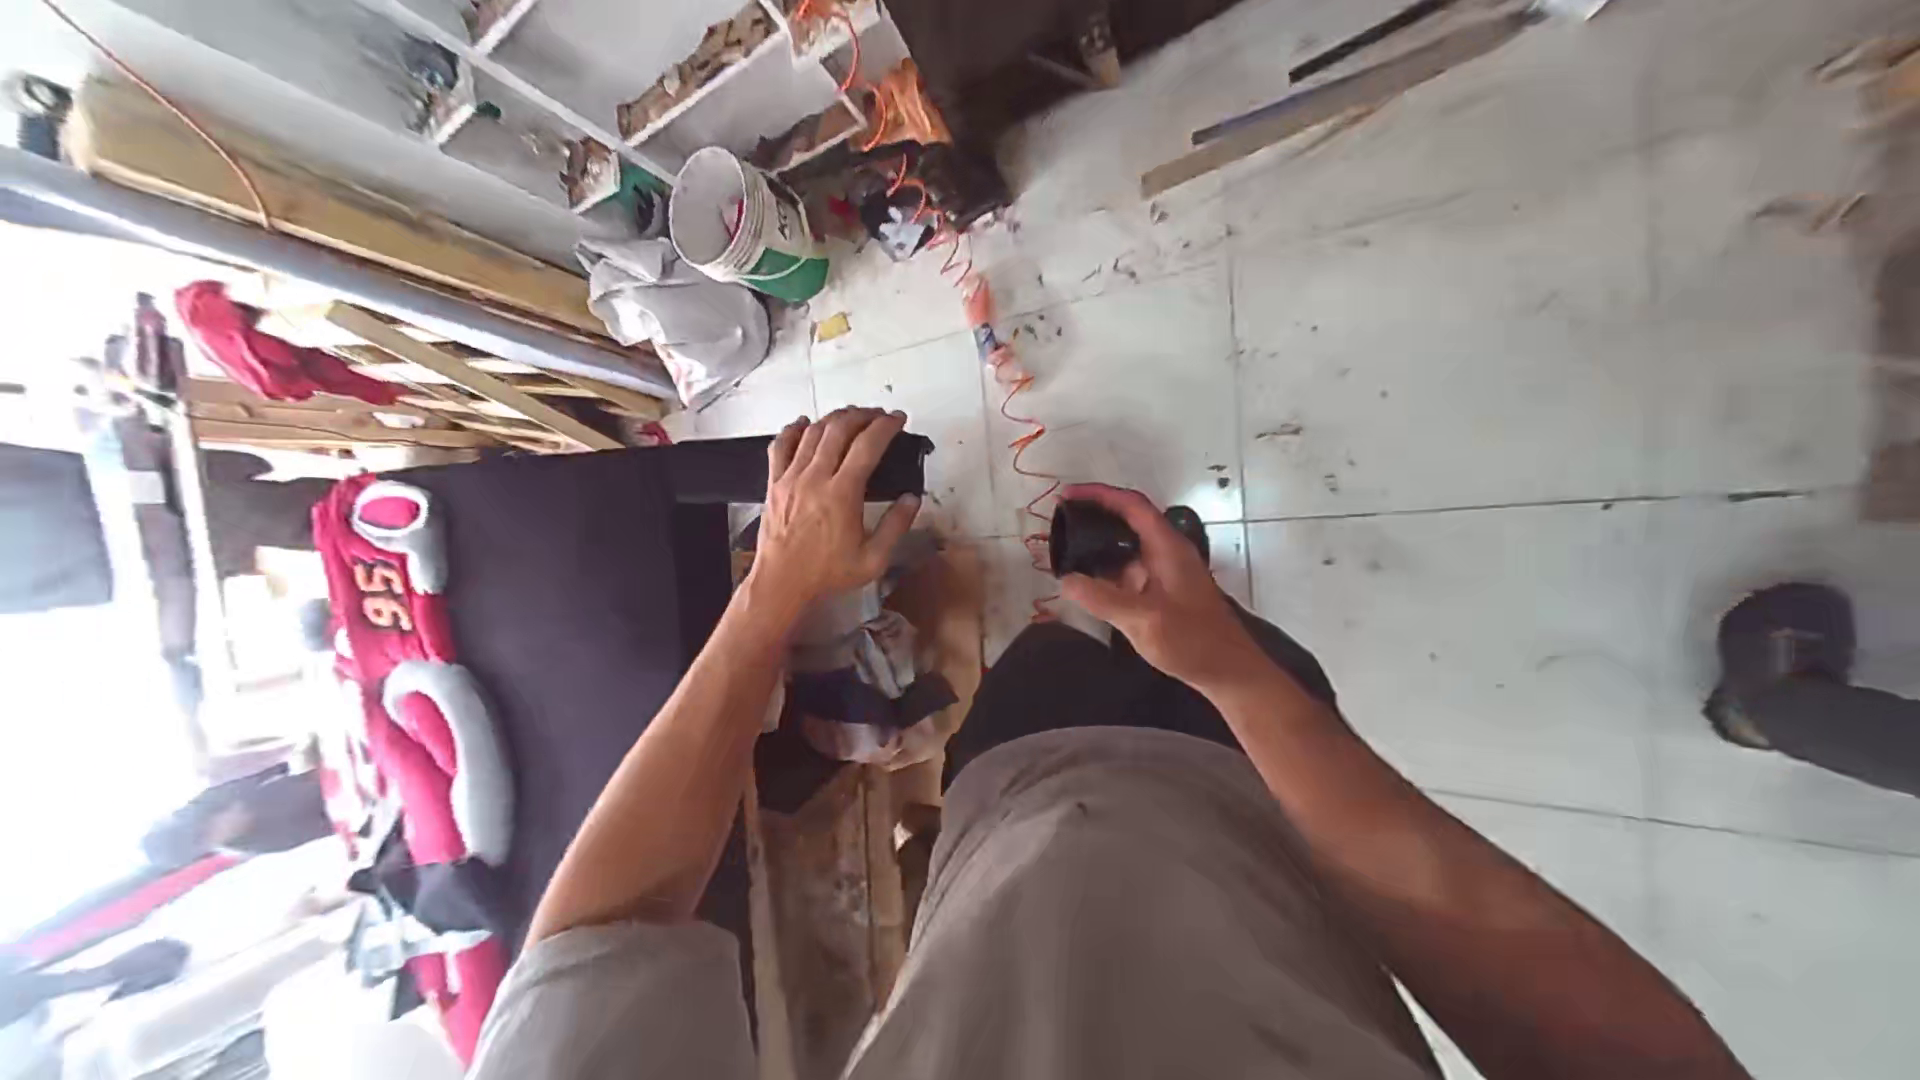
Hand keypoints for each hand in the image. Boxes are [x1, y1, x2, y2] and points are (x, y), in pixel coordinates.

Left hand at [746, 407, 920, 622]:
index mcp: (842, 495)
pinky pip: (781, 445)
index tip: (898, 419)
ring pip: (813, 432)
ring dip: (835, 418)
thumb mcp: (873, 559)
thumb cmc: (824, 574)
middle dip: (863, 415)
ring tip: (851, 416)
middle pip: (840, 429)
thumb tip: (911, 500)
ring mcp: (791, 478)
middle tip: (878, 415)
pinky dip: (794, 429)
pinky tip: (804, 423)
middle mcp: (815, 479)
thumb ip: (896, 526)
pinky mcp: (774, 484)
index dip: (886, 426)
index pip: (868, 445)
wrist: (781, 583)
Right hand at [1057, 484, 1267, 690]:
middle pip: (1128, 521)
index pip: (1132, 505)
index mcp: (1167, 548)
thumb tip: (1066, 580)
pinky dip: (1105, 569)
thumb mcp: (1144, 620)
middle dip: (1094, 515)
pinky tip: (1084, 580)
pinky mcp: (1160, 592)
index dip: (1100, 494)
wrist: (1228, 672)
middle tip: (1060, 522)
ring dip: (1097, 544)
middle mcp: (1166, 553)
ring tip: (1064, 548)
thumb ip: (1102, 599)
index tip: (1068, 495)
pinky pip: (1127, 571)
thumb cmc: (1193, 641)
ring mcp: (1164, 573)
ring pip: (1126, 547)